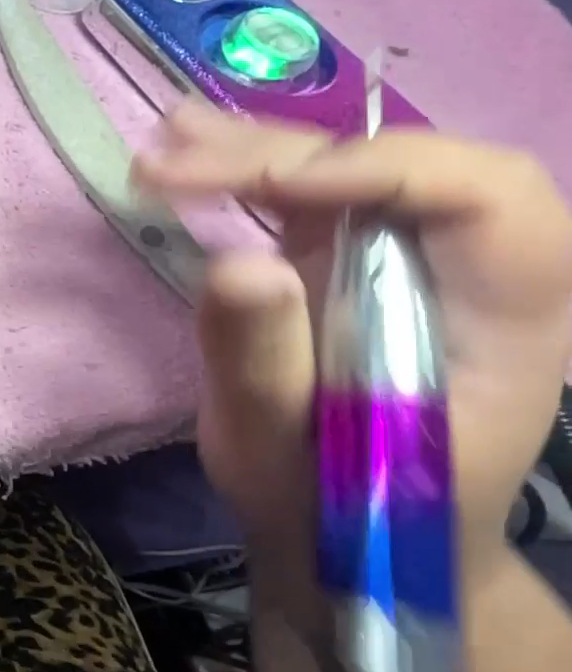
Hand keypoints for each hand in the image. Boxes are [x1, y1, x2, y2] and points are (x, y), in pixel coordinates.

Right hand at [135, 105, 571, 570]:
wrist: (342, 535)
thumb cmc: (326, 505)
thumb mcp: (281, 447)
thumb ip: (264, 361)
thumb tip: (237, 259)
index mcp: (504, 318)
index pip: (483, 198)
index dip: (380, 171)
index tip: (262, 186)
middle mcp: (472, 270)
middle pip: (401, 169)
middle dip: (281, 155)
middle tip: (171, 164)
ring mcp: (411, 261)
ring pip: (350, 170)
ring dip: (256, 148)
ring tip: (168, 136)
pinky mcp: (352, 262)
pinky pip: (311, 197)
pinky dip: (246, 170)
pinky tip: (187, 149)